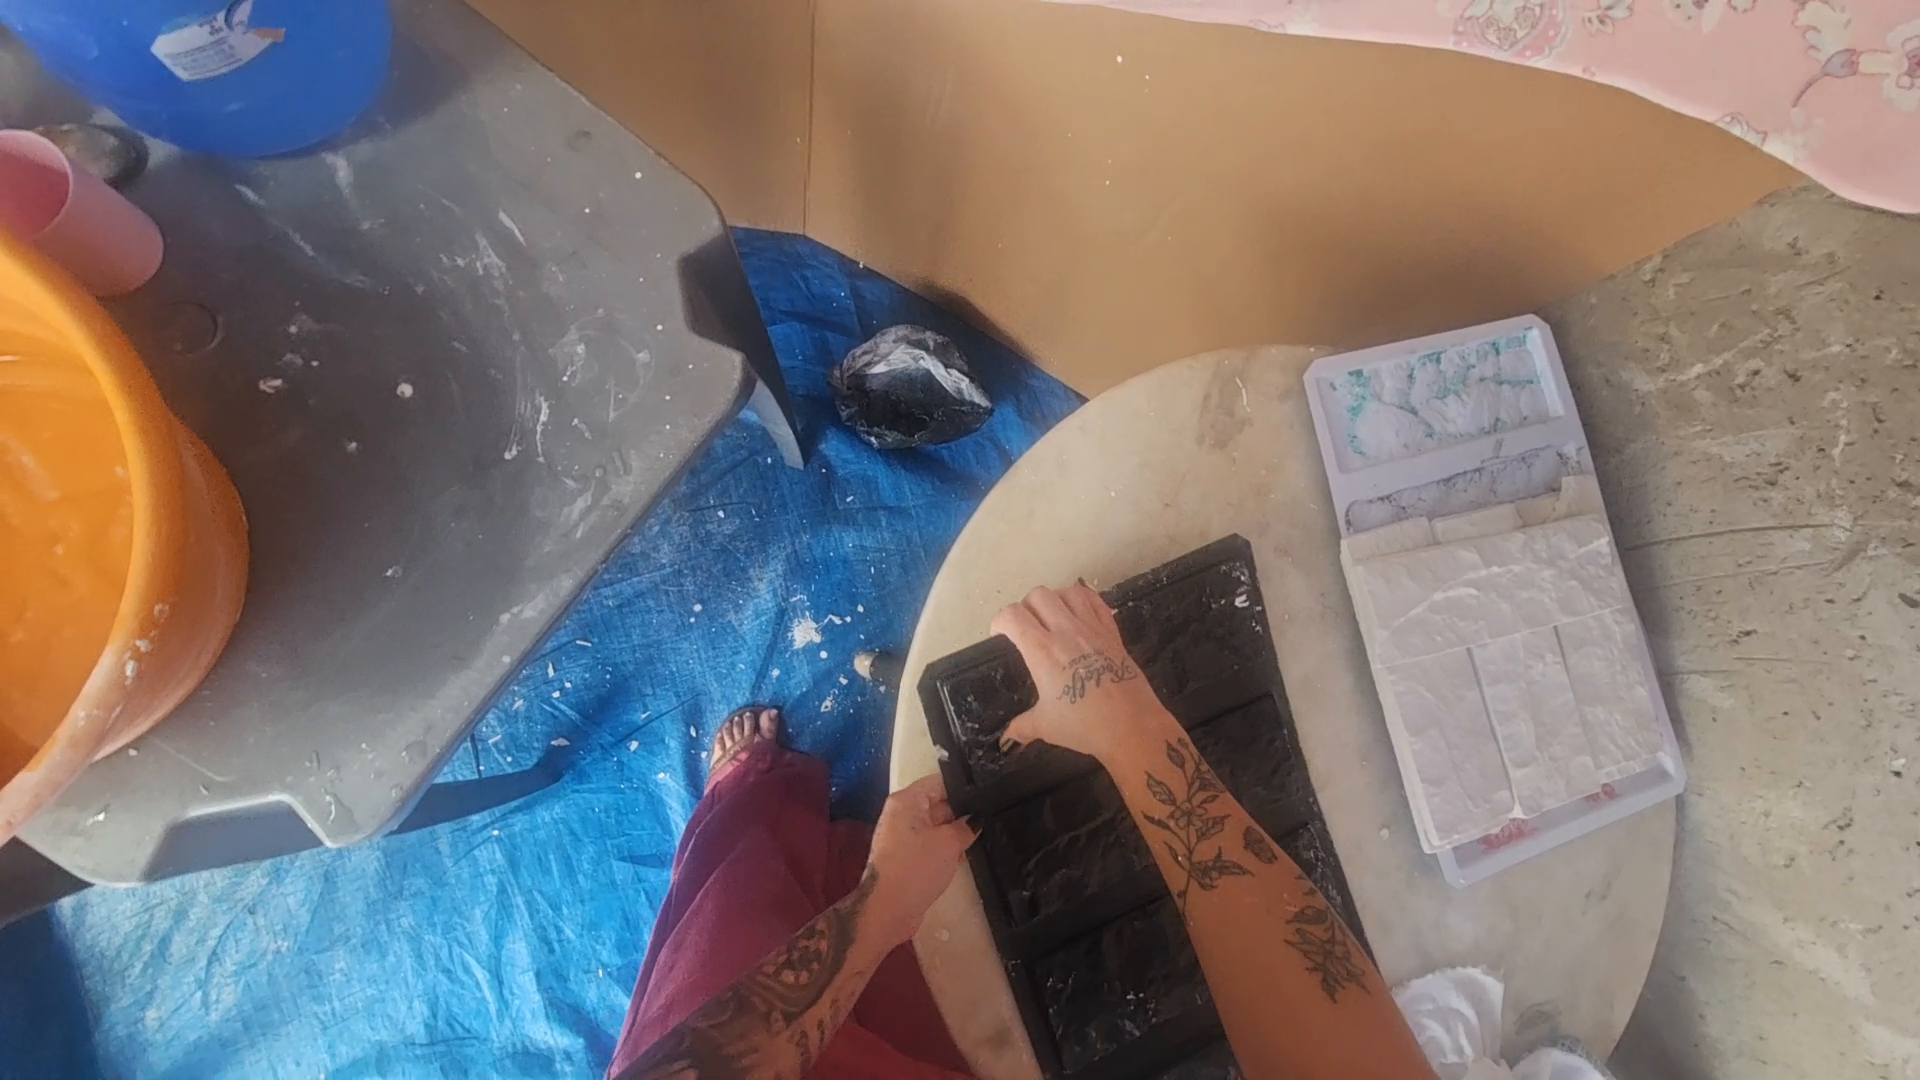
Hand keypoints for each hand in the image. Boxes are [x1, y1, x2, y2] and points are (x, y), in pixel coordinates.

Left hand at [865, 774, 978, 945]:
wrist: (888, 910)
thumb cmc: (916, 867)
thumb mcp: (949, 843)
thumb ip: (966, 826)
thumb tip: (975, 820)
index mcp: (906, 801)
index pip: (938, 782)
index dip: (963, 786)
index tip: (985, 793)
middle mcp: (901, 814)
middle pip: (937, 803)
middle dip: (960, 811)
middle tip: (989, 815)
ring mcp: (901, 836)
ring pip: (935, 826)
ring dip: (954, 832)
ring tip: (981, 835)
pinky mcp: (905, 857)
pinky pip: (930, 844)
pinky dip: (945, 848)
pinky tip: (965, 854)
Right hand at [992, 584, 1173, 761]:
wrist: (1131, 726)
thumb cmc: (1084, 725)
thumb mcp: (1045, 726)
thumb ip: (1021, 727)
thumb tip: (1007, 738)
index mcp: (1042, 650)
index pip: (1012, 616)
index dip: (1000, 621)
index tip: (1000, 635)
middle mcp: (1065, 631)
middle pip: (1038, 595)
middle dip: (1026, 606)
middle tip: (1027, 626)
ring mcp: (1091, 627)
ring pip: (1068, 591)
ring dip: (1055, 599)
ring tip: (1052, 617)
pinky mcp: (1112, 631)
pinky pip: (1095, 601)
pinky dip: (1082, 599)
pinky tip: (1078, 613)